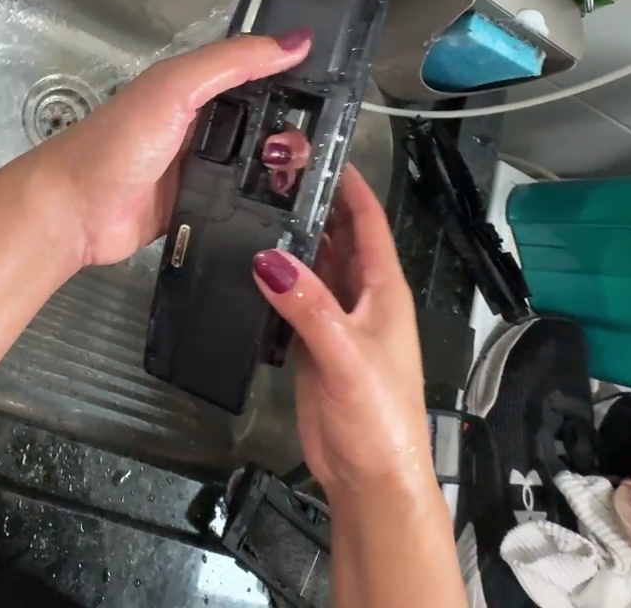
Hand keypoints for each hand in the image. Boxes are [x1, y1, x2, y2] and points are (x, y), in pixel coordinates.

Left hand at [21, 29, 310, 268]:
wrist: (75, 210)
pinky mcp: (202, 207)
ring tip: (309, 178)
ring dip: (284, 169)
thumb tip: (298, 39)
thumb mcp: (176, 88)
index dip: (293, 76)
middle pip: (264, 122)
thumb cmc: (122, 140)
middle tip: (322, 146)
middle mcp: (202, 124)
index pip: (255, 73)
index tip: (338, 87)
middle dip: (294, 130)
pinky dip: (266, 202)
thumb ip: (233, 62)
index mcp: (195, 87)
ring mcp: (202, 168)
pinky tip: (295, 207)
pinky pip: (244, 201)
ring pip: (259, 164)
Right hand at [252, 165, 436, 509]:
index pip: (369, 222)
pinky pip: (294, 295)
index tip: (322, 152)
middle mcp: (361, 295)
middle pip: (338, 236)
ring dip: (292, 237)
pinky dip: (276, 274)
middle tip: (273, 172)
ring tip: (255, 204)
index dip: (350, 185)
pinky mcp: (314, 340)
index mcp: (383, 289)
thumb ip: (309, 305)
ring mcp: (336, 318)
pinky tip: (248, 260)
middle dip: (313, 203)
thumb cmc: (378, 414)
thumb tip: (267, 256)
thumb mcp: (346, 354)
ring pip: (314, 263)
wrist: (370, 477)